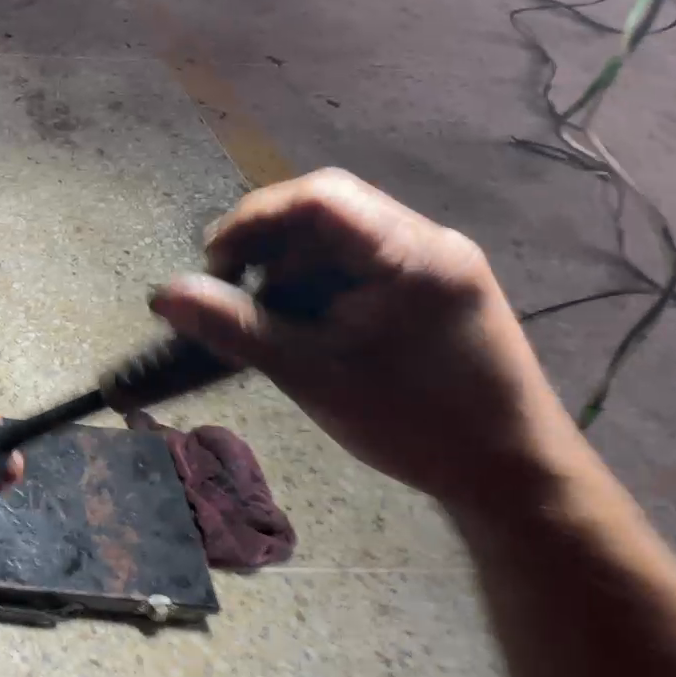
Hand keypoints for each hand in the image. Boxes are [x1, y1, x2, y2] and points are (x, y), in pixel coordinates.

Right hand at [149, 169, 580, 512]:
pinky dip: (313, 281)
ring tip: (269, 317)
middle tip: (234, 290)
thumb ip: (233, 326)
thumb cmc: (416, 425)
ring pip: (333, 234)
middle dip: (265, 245)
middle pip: (322, 209)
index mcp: (412, 254)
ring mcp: (433, 261)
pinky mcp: (428, 284)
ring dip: (286, 266)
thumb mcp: (311, 374)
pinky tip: (304, 322)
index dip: (253, 218)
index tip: (218, 267)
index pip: (317, 197)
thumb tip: (161, 294)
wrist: (514, 479)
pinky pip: (353, 259)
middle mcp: (427, 241)